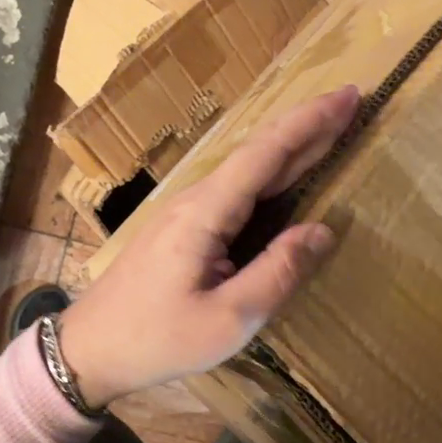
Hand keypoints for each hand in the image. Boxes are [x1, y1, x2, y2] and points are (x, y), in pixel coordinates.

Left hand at [56, 87, 358, 406]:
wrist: (90, 347)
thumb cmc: (157, 339)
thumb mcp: (228, 319)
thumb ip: (277, 273)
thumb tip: (321, 231)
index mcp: (206, 212)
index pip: (266, 154)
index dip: (309, 123)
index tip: (347, 95)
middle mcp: (196, 199)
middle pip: (258, 153)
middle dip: (307, 126)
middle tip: (351, 101)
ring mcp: (186, 211)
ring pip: (246, 170)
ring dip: (290, 148)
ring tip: (331, 130)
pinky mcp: (182, 228)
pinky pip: (235, 190)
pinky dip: (269, 175)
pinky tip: (285, 178)